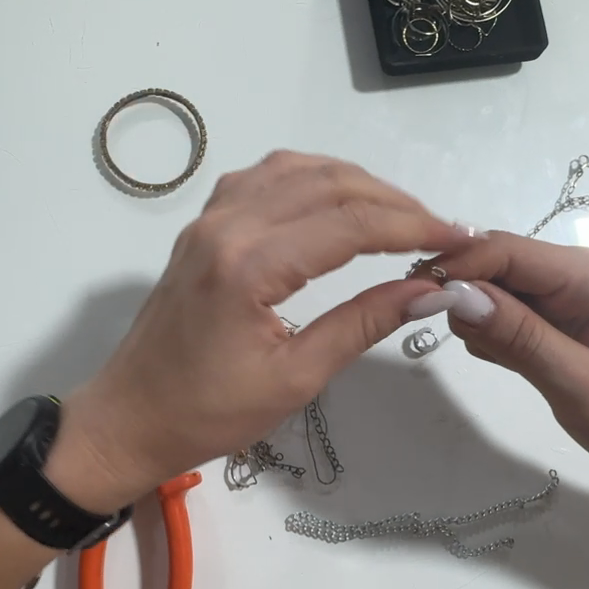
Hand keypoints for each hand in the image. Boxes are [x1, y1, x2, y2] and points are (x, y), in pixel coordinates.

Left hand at [46, 152, 473, 509]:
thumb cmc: (209, 414)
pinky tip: (333, 201)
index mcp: (249, 266)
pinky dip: (308, 179)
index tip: (458, 238)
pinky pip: (262, 180)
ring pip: (294, 170)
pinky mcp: (201, 228)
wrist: (131, 418)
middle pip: (327, 184)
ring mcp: (208, 220)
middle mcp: (226, 225)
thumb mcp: (295, 377)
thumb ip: (362, 323)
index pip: (350, 224)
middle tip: (436, 227)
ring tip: (396, 213)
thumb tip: (429, 289)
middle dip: (391, 200)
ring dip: (352, 182)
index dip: (412, 225)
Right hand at [422, 232, 588, 482]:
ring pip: (494, 287)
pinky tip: (511, 362)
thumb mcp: (581, 385)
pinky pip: (502, 311)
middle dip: (464, 293)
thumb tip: (457, 294)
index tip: (415, 300)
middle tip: (464, 343)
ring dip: (479, 319)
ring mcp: (566, 295)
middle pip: (496, 262)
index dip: (458, 267)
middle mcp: (578, 273)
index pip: (508, 250)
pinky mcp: (554, 317)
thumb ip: (521, 338)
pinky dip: (491, 334)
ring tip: (504, 362)